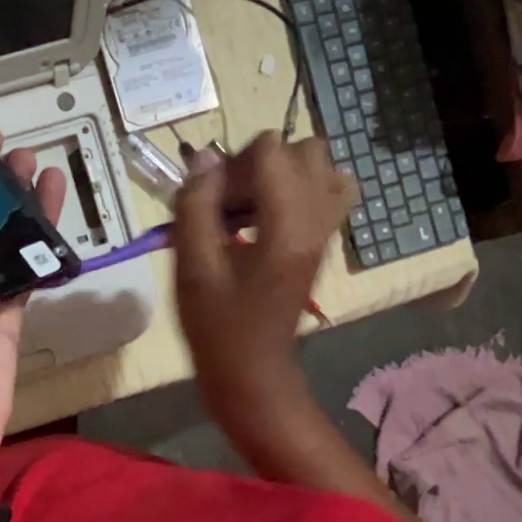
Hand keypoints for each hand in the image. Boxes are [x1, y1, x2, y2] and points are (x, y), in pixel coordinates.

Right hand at [171, 133, 356, 434]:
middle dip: (261, 163)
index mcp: (287, 226)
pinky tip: (269, 218)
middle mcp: (317, 219)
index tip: (211, 203)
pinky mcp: (323, 241)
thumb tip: (204, 159)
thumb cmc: (216, 326)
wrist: (253, 371)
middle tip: (231, 203)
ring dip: (283, 174)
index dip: (233, 164)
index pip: (271, 150)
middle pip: (303, 149)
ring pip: (321, 167)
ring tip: (252, 208)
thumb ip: (195, 207)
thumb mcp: (193, 268)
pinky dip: (300, 191)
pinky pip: (329, 192)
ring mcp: (326, 230)